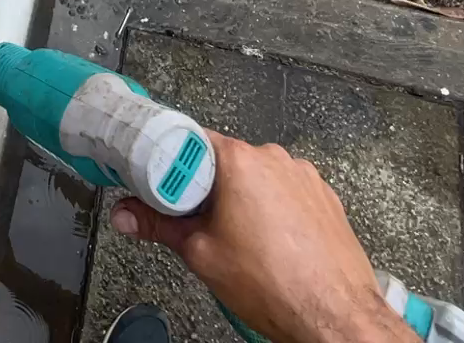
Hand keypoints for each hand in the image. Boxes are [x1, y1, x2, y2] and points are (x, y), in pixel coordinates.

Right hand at [109, 132, 412, 342]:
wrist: (339, 322)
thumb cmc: (275, 286)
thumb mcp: (201, 254)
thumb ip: (157, 225)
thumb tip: (124, 215)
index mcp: (239, 160)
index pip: (190, 140)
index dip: (172, 161)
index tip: (162, 181)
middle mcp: (273, 157)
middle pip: (224, 159)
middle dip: (207, 185)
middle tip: (197, 219)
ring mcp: (304, 176)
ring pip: (257, 176)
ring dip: (243, 196)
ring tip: (239, 236)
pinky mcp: (326, 197)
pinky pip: (287, 191)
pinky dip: (274, 208)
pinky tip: (271, 241)